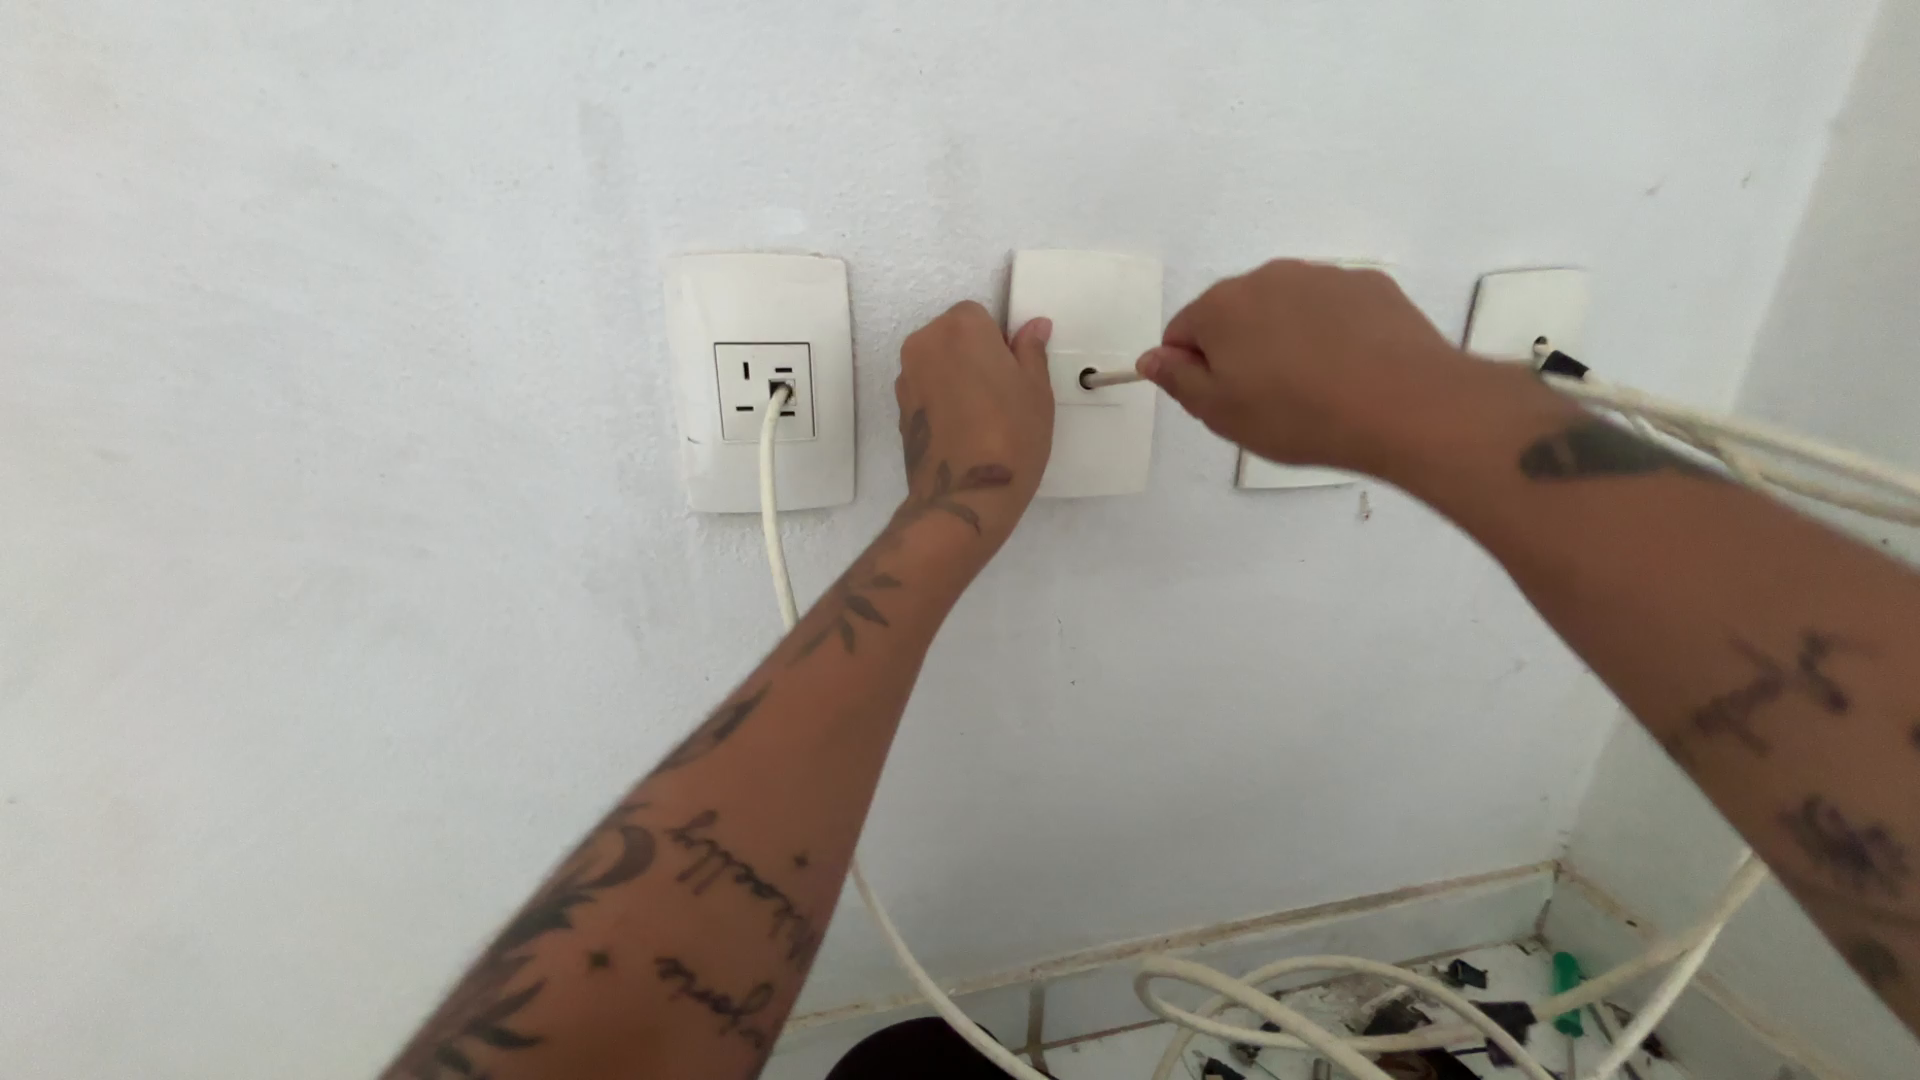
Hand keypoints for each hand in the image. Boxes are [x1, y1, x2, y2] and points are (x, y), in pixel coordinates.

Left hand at [893, 301, 1053, 544]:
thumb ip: (1031, 350)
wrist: (965, 494)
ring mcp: (905, 378)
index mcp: (959, 327)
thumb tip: (1033, 326)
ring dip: (956, 379)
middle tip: (1001, 396)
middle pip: (953, 337)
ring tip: (982, 418)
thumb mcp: (1036, 389)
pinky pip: (926, 391)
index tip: (1013, 374)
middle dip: (975, 357)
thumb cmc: (1011, 434)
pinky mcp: (898, 410)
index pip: (980, 315)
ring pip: (937, 365)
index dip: (999, 342)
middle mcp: (923, 344)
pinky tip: (963, 432)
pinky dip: (942, 402)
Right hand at [1136, 260, 1481, 475]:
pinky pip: (1329, 309)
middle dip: (1236, 350)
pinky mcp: (1370, 286)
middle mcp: (1268, 277)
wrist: (1404, 405)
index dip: (1191, 370)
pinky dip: (1326, 333)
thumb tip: (1151, 357)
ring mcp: (1323, 276)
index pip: (1180, 333)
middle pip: (1232, 315)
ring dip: (1281, 340)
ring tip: (1309, 387)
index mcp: (1221, 306)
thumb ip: (1177, 379)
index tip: (1218, 400)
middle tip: (1262, 399)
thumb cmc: (1295, 414)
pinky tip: (1346, 370)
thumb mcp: (1219, 411)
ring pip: (1281, 310)